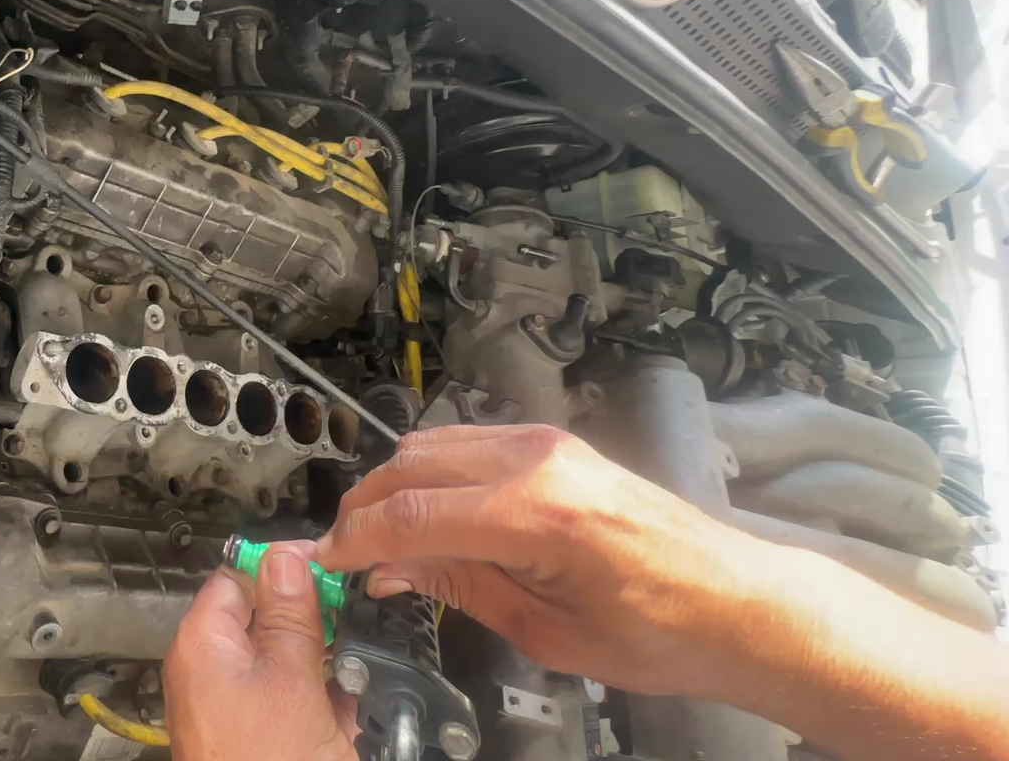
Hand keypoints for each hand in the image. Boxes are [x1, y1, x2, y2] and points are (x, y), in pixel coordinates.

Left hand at [164, 542, 357, 760]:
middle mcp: (208, 671)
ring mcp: (231, 711)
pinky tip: (351, 709)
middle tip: (352, 621)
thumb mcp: (291, 684)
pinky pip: (284, 703)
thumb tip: (287, 557)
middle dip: (308, 619)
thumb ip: (291, 616)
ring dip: (319, 661)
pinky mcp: (257, 743)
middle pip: (260, 619)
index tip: (325, 567)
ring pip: (278, 662)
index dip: (279, 567)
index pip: (236, 578)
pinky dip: (317, 700)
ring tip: (356, 668)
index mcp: (203, 644)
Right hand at [315, 424, 770, 698]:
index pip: (413, 515)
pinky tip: (425, 504)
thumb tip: (384, 571)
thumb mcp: (548, 633)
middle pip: (407, 467)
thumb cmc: (661, 635)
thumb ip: (456, 587)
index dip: (358, 537)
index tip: (328, 558)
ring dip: (391, 484)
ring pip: (425, 446)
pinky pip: (457, 441)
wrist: (745, 601)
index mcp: (538, 517)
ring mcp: (537, 440)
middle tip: (348, 546)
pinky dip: (425, 470)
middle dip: (365, 506)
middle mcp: (531, 461)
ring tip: (381, 528)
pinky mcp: (543, 437)